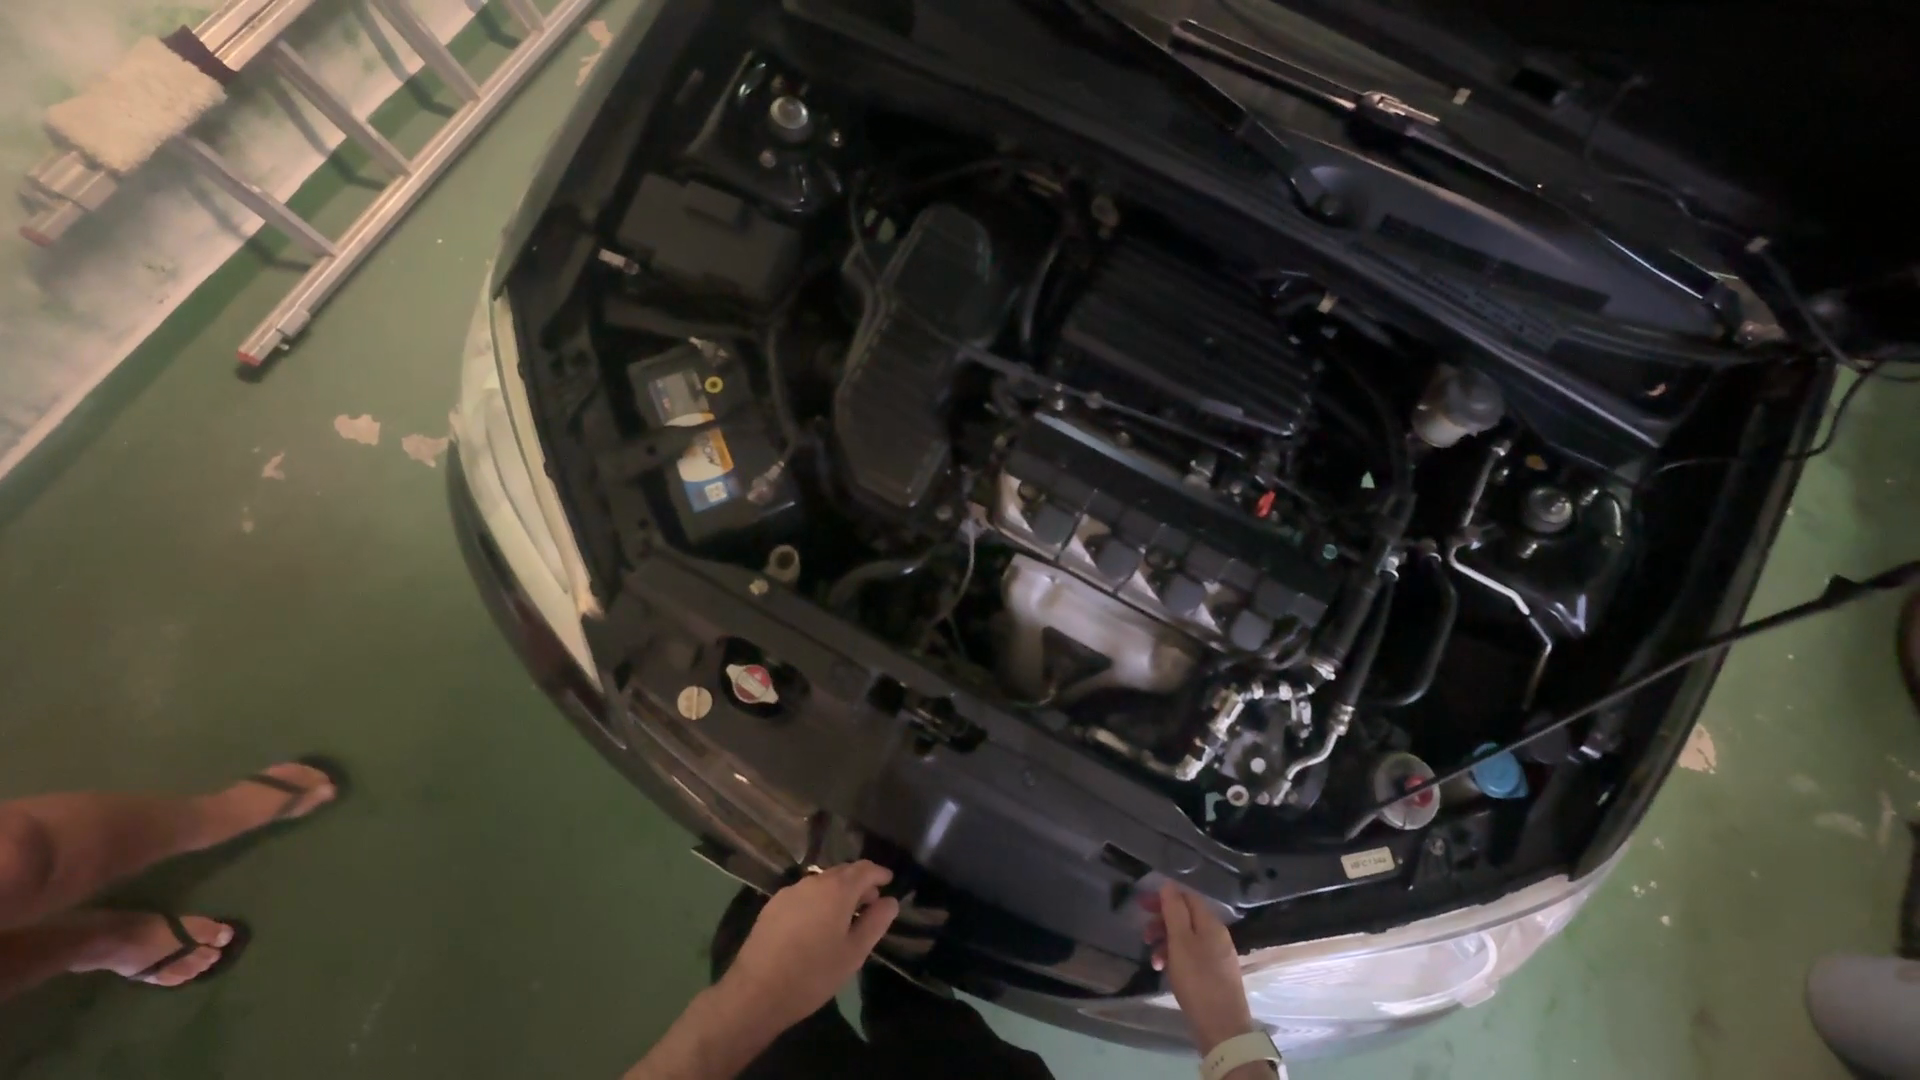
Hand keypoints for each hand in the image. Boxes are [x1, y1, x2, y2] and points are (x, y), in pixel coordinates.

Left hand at [716, 861, 901, 1034]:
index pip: (864, 869)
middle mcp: (813, 882)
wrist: (756, 992)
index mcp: (837, 890)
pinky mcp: (772, 906)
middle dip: (859, 882)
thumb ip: (875, 923)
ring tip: (844, 915)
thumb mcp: (853, 953)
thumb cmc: (813, 974)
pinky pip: (803, 895)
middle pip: (842, 872)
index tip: (889, 881)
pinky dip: (817, 900)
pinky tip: (815, 924)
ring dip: (837, 892)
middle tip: (870, 901)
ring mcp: (790, 892)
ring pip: (821, 883)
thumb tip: (890, 901)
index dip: (879, 873)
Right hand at [1143, 883, 1257, 1053]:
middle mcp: (1217, 935)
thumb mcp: (1180, 942)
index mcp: (1211, 923)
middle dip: (1162, 922)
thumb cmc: (1197, 980)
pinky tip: (1165, 971)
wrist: (1222, 1028)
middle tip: (1144, 934)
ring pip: (1186, 938)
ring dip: (1165, 943)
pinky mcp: (1214, 974)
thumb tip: (1169, 885)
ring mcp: (1217, 956)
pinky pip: (1191, 956)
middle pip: (1186, 917)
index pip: (1187, 897)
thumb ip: (1174, 910)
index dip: (1164, 897)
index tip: (1142, 905)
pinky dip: (1175, 958)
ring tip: (1152, 960)